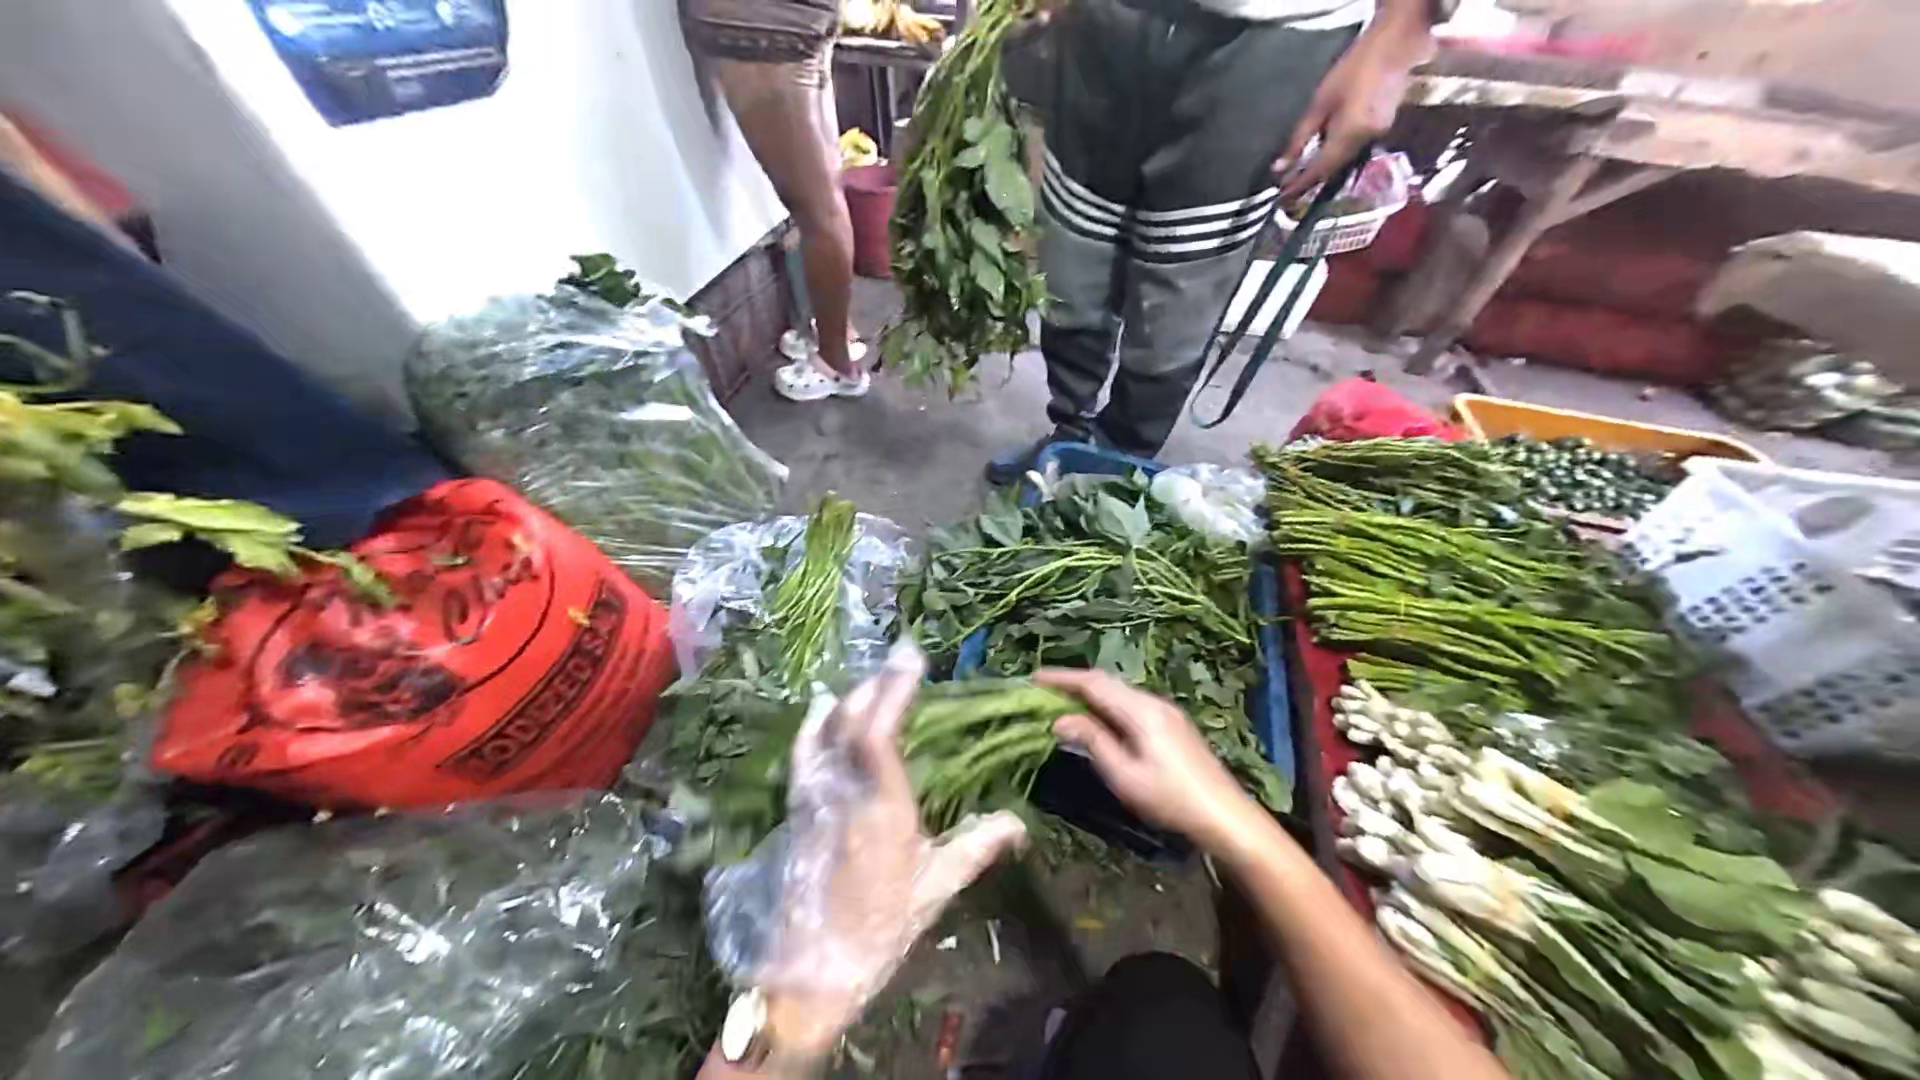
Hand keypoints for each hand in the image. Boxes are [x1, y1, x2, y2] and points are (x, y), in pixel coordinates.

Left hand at [714, 643, 1027, 1058]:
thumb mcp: (935, 888)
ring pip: (824, 730)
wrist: (811, 968)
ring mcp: (813, 796)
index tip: (912, 660)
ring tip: (876, 679)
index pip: (879, 732)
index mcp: (881, 806)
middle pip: (850, 720)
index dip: (893, 691)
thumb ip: (977, 847)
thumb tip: (1020, 823)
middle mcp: (842, 790)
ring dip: (850, 698)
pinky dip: (814, 722)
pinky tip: (822, 707)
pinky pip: (803, 750)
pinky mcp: (798, 807)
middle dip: (877, 684)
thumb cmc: (880, 926)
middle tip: (902, 660)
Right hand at [1035, 669, 1260, 851]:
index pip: (1093, 683)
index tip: (1032, 678)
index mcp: (1140, 710)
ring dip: (1090, 693)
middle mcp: (1153, 702)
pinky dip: (1106, 704)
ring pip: (1119, 692)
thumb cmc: (1171, 799)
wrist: (1226, 816)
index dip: (1061, 678)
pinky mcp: (1172, 724)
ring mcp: (1165, 711)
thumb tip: (1060, 720)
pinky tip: (1096, 719)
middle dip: (1073, 682)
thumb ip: (1092, 742)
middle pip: (1106, 682)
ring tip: (1062, 703)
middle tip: (1042, 690)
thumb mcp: (1124, 775)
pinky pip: (1130, 703)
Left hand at [1275, 17, 1431, 201]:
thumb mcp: (1319, 105)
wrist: (1396, 43)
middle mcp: (1366, 141)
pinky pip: (1352, 150)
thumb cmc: (1353, 69)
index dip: (1300, 186)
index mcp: (1350, 135)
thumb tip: (1280, 169)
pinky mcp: (1382, 129)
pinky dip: (1334, 156)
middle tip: (1287, 191)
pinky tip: (1320, 155)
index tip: (1282, 199)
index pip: (1319, 171)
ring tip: (1299, 176)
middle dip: (1309, 181)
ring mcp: (1378, 136)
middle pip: (1332, 170)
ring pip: (1342, 162)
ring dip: (1321, 170)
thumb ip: (1299, 139)